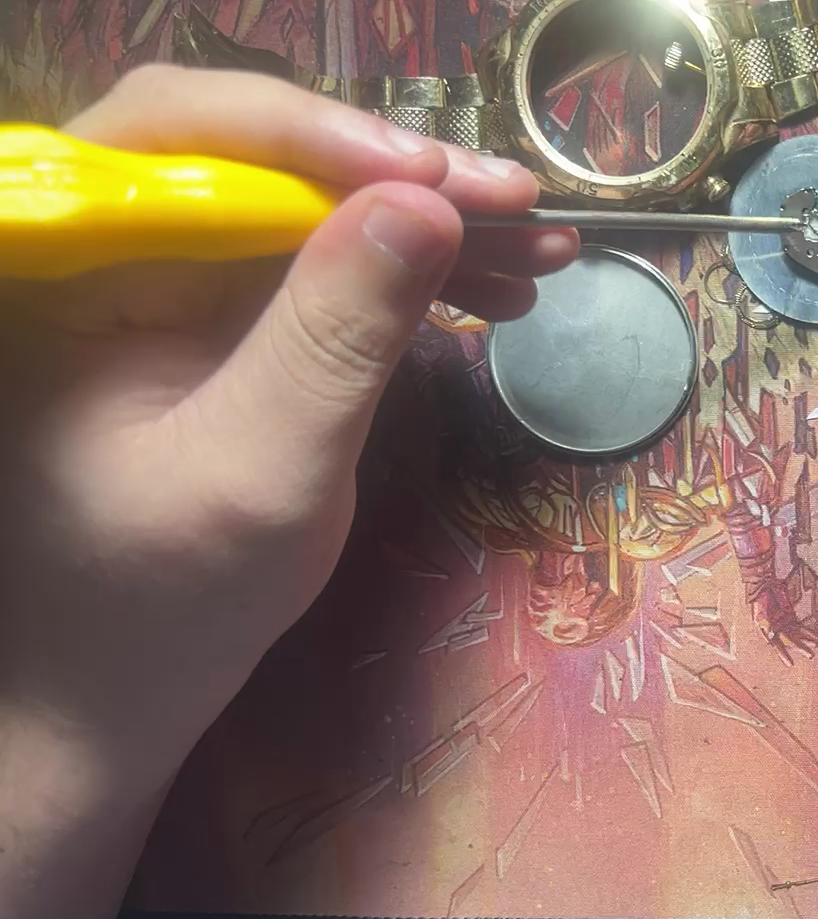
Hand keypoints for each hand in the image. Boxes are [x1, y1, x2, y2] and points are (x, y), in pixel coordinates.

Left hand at [0, 66, 577, 791]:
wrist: (124, 672)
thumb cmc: (170, 589)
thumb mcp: (268, 462)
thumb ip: (338, 333)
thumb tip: (426, 209)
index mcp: (63, 261)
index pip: (192, 138)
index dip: (332, 142)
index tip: (458, 185)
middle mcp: (113, 249)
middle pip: (272, 166)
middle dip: (413, 185)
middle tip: (530, 212)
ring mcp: (177, 287)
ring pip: (321, 217)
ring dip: (440, 232)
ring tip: (545, 254)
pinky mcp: (234, 326)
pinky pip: (336, 274)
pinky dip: (424, 280)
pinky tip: (497, 296)